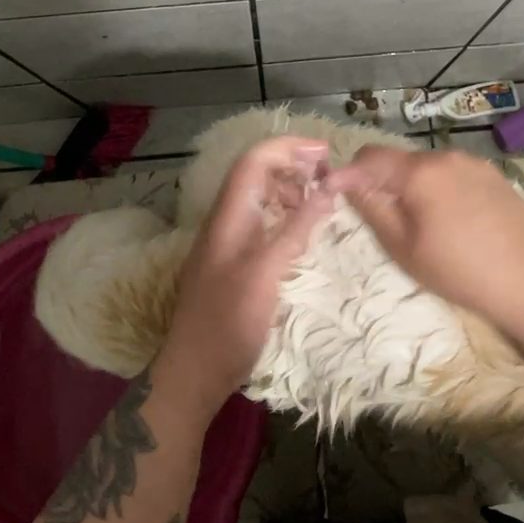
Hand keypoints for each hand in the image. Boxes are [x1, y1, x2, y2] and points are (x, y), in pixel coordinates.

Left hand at [155, 135, 336, 406]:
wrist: (193, 375)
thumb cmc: (228, 324)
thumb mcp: (266, 274)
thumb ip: (296, 229)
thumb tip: (327, 189)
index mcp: (228, 216)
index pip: (255, 160)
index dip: (288, 147)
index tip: (327, 153)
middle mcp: (226, 222)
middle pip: (257, 174)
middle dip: (293, 165)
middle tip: (330, 176)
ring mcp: (228, 243)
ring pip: (260, 198)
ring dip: (291, 189)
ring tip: (322, 199)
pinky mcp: (236, 264)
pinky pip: (262, 224)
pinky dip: (286, 216)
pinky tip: (304, 231)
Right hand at [327, 146, 523, 317]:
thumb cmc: (460, 270)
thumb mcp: (404, 247)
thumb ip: (372, 209)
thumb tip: (349, 185)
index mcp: (419, 171)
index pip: (369, 157)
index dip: (347, 174)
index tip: (334, 195)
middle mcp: (446, 156)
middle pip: (399, 160)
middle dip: (381, 181)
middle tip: (379, 217)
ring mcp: (475, 164)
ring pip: (428, 168)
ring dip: (412, 186)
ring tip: (419, 224)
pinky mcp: (495, 177)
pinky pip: (454, 175)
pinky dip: (440, 190)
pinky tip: (452, 222)